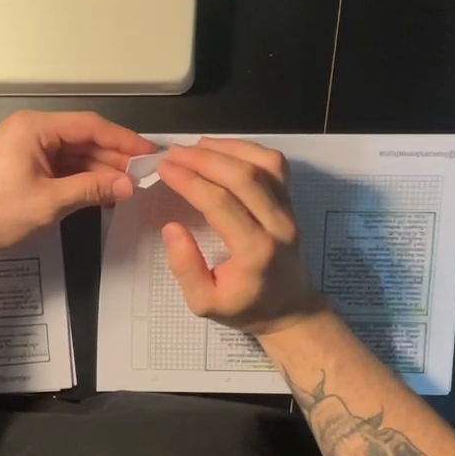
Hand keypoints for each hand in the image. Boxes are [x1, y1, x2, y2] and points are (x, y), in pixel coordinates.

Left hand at [0, 111, 157, 258]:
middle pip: (82, 138)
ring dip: (99, 170)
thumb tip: (128, 186)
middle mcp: (30, 130)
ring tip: (127, 187)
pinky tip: (103, 192)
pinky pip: (61, 166)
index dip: (121, 139)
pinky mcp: (25, 165)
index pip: (88, 125)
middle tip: (142, 173)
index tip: (147, 152)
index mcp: (33, 127)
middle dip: (113, 157)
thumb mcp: (51, 201)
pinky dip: (82, 178)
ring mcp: (27, 148)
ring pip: (74, 154)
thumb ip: (92, 188)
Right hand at [156, 137, 328, 336]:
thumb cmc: (245, 308)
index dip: (189, 181)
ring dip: (226, 148)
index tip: (163, 168)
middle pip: (243, 176)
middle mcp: (277, 224)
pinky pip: (274, 164)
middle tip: (172, 153)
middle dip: (203, 158)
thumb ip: (186, 268)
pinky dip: (247, 149)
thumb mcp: (205, 303)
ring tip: (194, 146)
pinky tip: (221, 150)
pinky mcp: (291, 201)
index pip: (220, 203)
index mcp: (255, 251)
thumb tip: (172, 228)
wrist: (290, 309)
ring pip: (263, 163)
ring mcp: (289, 210)